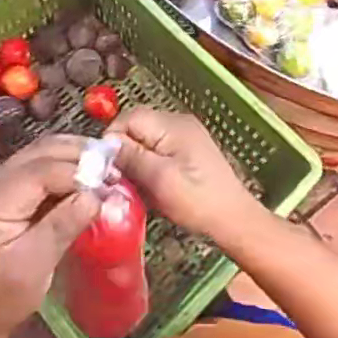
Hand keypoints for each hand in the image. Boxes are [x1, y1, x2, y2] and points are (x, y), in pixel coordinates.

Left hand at [0, 137, 100, 337]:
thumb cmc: (1, 296)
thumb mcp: (33, 266)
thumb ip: (62, 225)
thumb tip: (96, 196)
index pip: (42, 170)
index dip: (79, 171)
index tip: (111, 182)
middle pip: (41, 151)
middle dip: (80, 153)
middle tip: (114, 166)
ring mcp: (3, 186)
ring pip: (43, 154)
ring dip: (75, 156)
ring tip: (107, 167)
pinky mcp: (13, 194)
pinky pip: (42, 168)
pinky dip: (68, 166)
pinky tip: (89, 177)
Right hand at [105, 108, 266, 243]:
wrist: (234, 220)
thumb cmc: (198, 201)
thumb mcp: (159, 179)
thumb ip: (131, 157)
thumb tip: (104, 143)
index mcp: (173, 125)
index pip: (128, 117)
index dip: (113, 140)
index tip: (108, 168)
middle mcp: (178, 123)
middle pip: (136, 128)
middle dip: (123, 152)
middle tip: (120, 180)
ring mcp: (185, 136)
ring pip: (145, 141)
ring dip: (136, 161)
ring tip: (137, 186)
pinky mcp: (188, 151)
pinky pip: (157, 150)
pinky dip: (148, 166)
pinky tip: (152, 186)